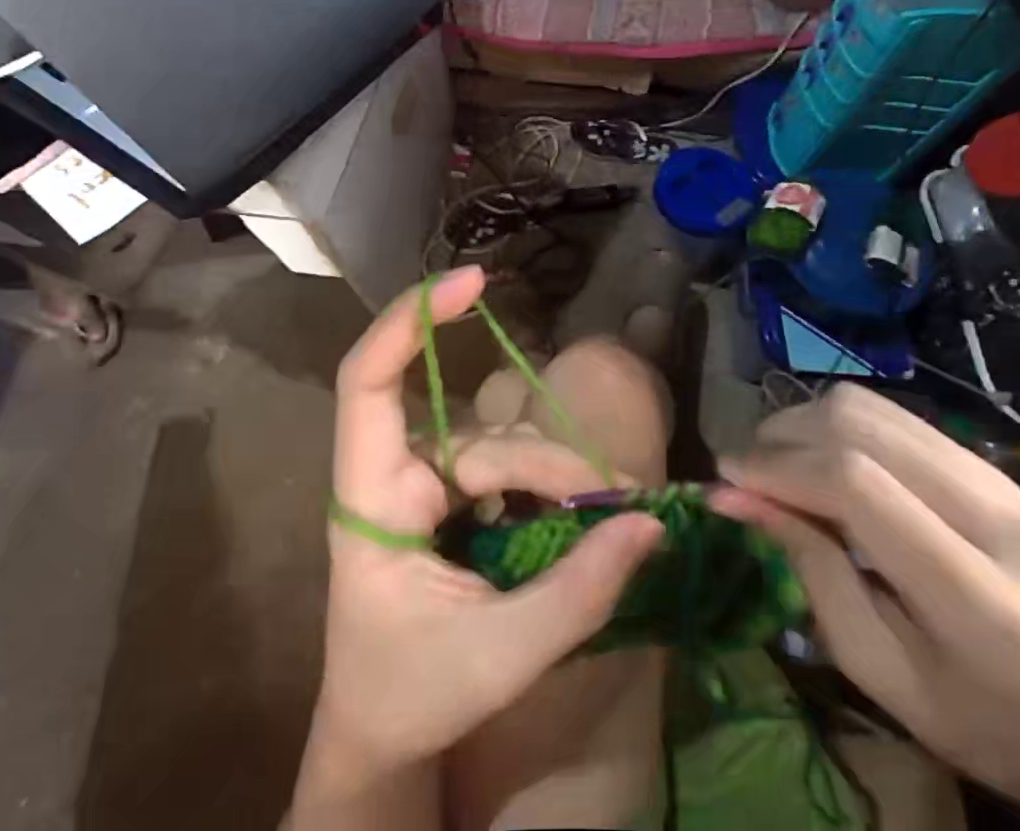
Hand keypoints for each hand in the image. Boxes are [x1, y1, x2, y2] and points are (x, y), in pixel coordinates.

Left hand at [310, 267, 663, 765]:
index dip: (413, 322)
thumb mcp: (501, 654)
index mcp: (374, 506)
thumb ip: (579, 591)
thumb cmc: (415, 697)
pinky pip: (516, 472)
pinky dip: (554, 486)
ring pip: (507, 451)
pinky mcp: (461, 506)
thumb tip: (650, 522)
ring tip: (602, 516)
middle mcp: (401, 483)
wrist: (386, 737)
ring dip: (560, 476)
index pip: (369, 387)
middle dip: (549, 463)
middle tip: (610, 505)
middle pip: (479, 434)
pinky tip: (581, 512)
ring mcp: (433, 492)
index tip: (478, 282)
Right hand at [711, 385, 1019, 830]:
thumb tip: (738, 498)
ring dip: (817, 422)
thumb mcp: (878, 670)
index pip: (861, 487)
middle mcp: (1007, 521)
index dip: (782, 467)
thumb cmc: (976, 725)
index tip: (726, 475)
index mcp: (980, 599)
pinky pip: (913, 427)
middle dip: (791, 433)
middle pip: (872, 429)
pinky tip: (828, 460)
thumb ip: (813, 571)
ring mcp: (1016, 487)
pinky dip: (854, 431)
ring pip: (891, 414)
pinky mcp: (1009, 473)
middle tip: (746, 465)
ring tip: (777, 457)